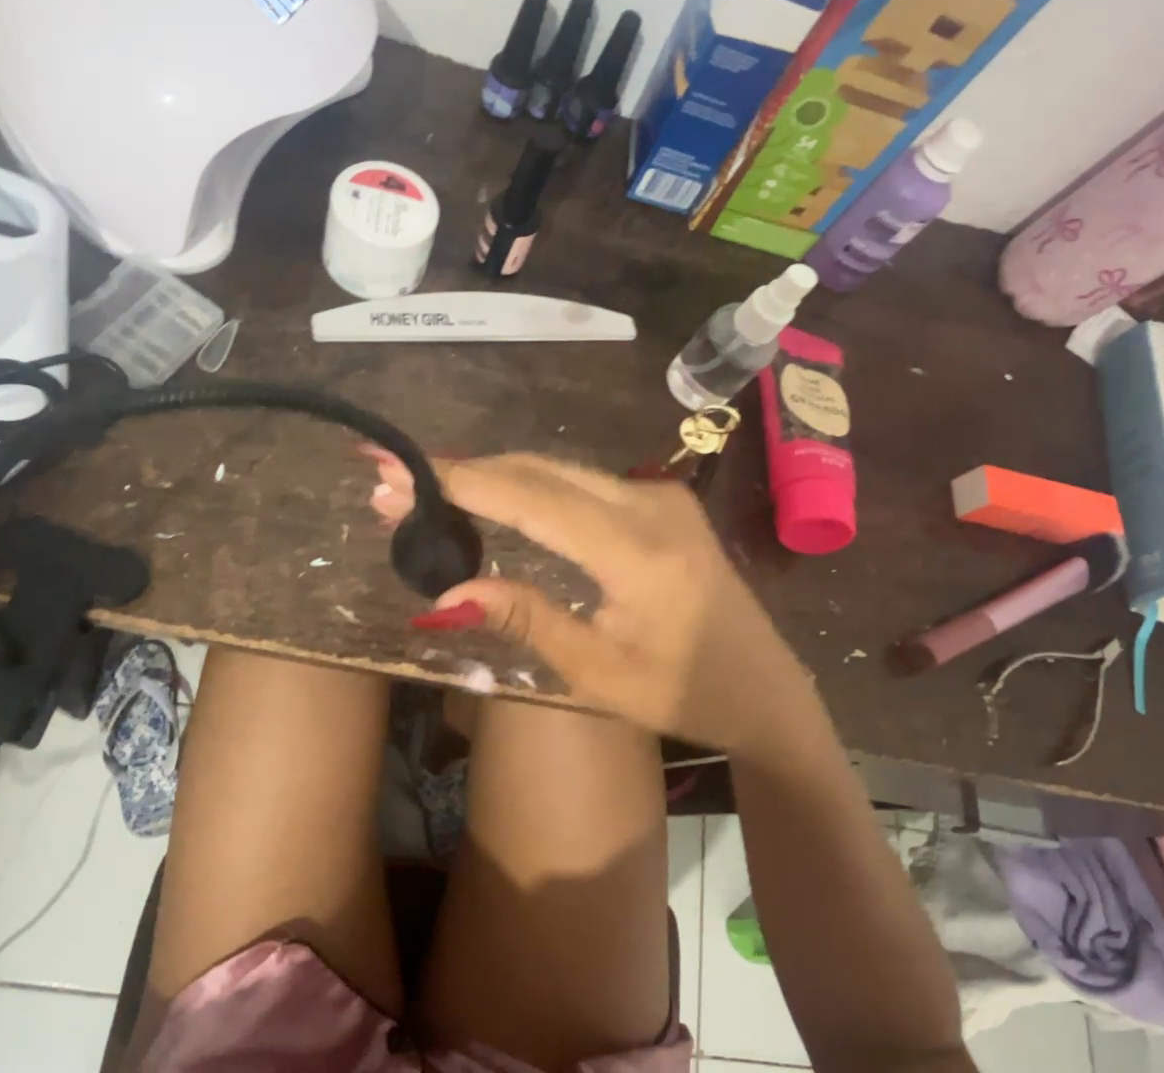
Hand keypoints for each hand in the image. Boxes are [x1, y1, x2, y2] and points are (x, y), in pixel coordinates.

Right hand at [366, 449, 813, 751]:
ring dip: (494, 477)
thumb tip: (447, 595)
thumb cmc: (686, 694)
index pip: (531, 498)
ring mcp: (662, 497)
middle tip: (394, 485)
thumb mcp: (599, 671)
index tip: (394, 469)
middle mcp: (650, 503)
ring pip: (560, 470)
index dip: (459, 481)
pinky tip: (492, 497)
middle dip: (465, 474)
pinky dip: (530, 487)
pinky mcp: (663, 503)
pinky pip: (582, 482)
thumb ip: (527, 619)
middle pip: (540, 470)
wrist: (769, 690)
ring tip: (429, 491)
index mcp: (637, 549)